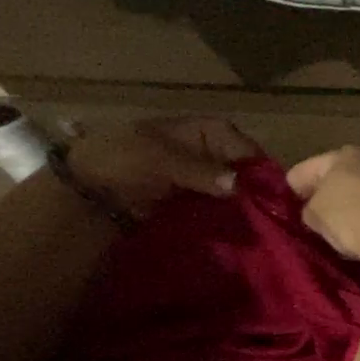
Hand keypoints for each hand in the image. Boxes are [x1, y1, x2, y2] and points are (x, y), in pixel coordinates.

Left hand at [64, 117, 260, 215]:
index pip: (244, 144)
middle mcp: (213, 152)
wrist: (90, 192)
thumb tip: (238, 185)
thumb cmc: (119, 162)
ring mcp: (211, 178)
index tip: (267, 190)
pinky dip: (240, 218)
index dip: (258, 164)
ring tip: (260, 226)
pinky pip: (234, 208)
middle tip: (268, 213)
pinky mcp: (208, 201)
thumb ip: (198, 169)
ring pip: (245, 191)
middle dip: (259, 190)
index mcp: (201, 131)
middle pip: (249, 170)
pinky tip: (245, 229)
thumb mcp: (156, 159)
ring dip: (252, 208)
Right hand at [285, 146, 359, 262]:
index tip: (291, 196)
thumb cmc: (351, 217)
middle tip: (321, 210)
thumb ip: (312, 208)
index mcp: (350, 155)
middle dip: (335, 193)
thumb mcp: (315, 213)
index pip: (313, 166)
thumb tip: (319, 214)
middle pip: (350, 179)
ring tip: (348, 228)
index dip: (298, 183)